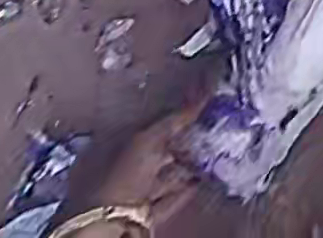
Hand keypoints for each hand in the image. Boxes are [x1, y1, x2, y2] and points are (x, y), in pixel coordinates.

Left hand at [67, 98, 205, 235]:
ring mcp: (130, 195)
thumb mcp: (148, 139)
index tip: (197, 108)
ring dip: (186, 164)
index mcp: (110, 150)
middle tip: (211, 128)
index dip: (171, 116)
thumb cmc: (122, 176)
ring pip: (164, 174)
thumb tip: (202, 97)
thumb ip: (174, 119)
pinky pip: (169, 196)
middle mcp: (118, 172)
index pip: (145, 127)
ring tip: (213, 150)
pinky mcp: (143, 214)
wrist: (110, 226)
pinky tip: (204, 176)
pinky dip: (186, 187)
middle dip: (182, 141)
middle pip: (156, 152)